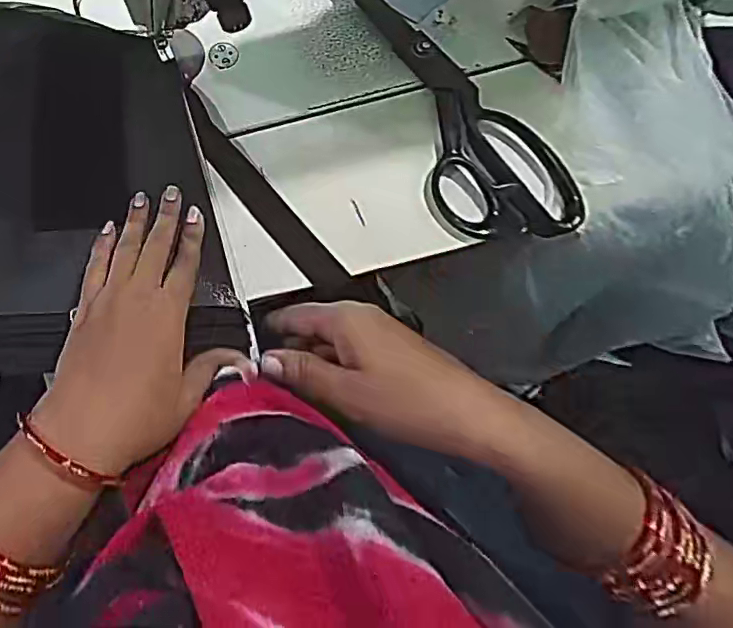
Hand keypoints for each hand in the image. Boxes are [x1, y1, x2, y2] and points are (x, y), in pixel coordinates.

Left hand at [29, 187, 250, 475]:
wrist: (80, 428)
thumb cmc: (134, 417)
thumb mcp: (186, 398)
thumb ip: (211, 370)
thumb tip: (238, 360)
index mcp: (166, 316)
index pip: (184, 266)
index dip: (192, 238)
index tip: (195, 216)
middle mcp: (136, 299)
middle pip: (154, 246)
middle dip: (165, 216)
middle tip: (170, 193)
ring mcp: (107, 299)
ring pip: (124, 248)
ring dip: (134, 222)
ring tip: (140, 200)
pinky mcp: (84, 307)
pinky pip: (94, 265)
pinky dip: (100, 245)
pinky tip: (105, 231)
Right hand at [260, 301, 527, 465]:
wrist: (477, 418)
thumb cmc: (419, 403)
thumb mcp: (346, 392)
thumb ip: (301, 373)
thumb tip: (269, 361)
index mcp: (343, 317)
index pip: (288, 315)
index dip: (268, 337)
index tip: (256, 360)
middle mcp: (359, 315)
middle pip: (307, 326)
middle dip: (292, 353)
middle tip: (281, 386)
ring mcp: (377, 330)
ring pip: (328, 340)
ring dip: (316, 364)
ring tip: (313, 396)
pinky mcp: (391, 347)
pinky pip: (350, 350)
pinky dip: (339, 368)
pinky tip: (343, 397)